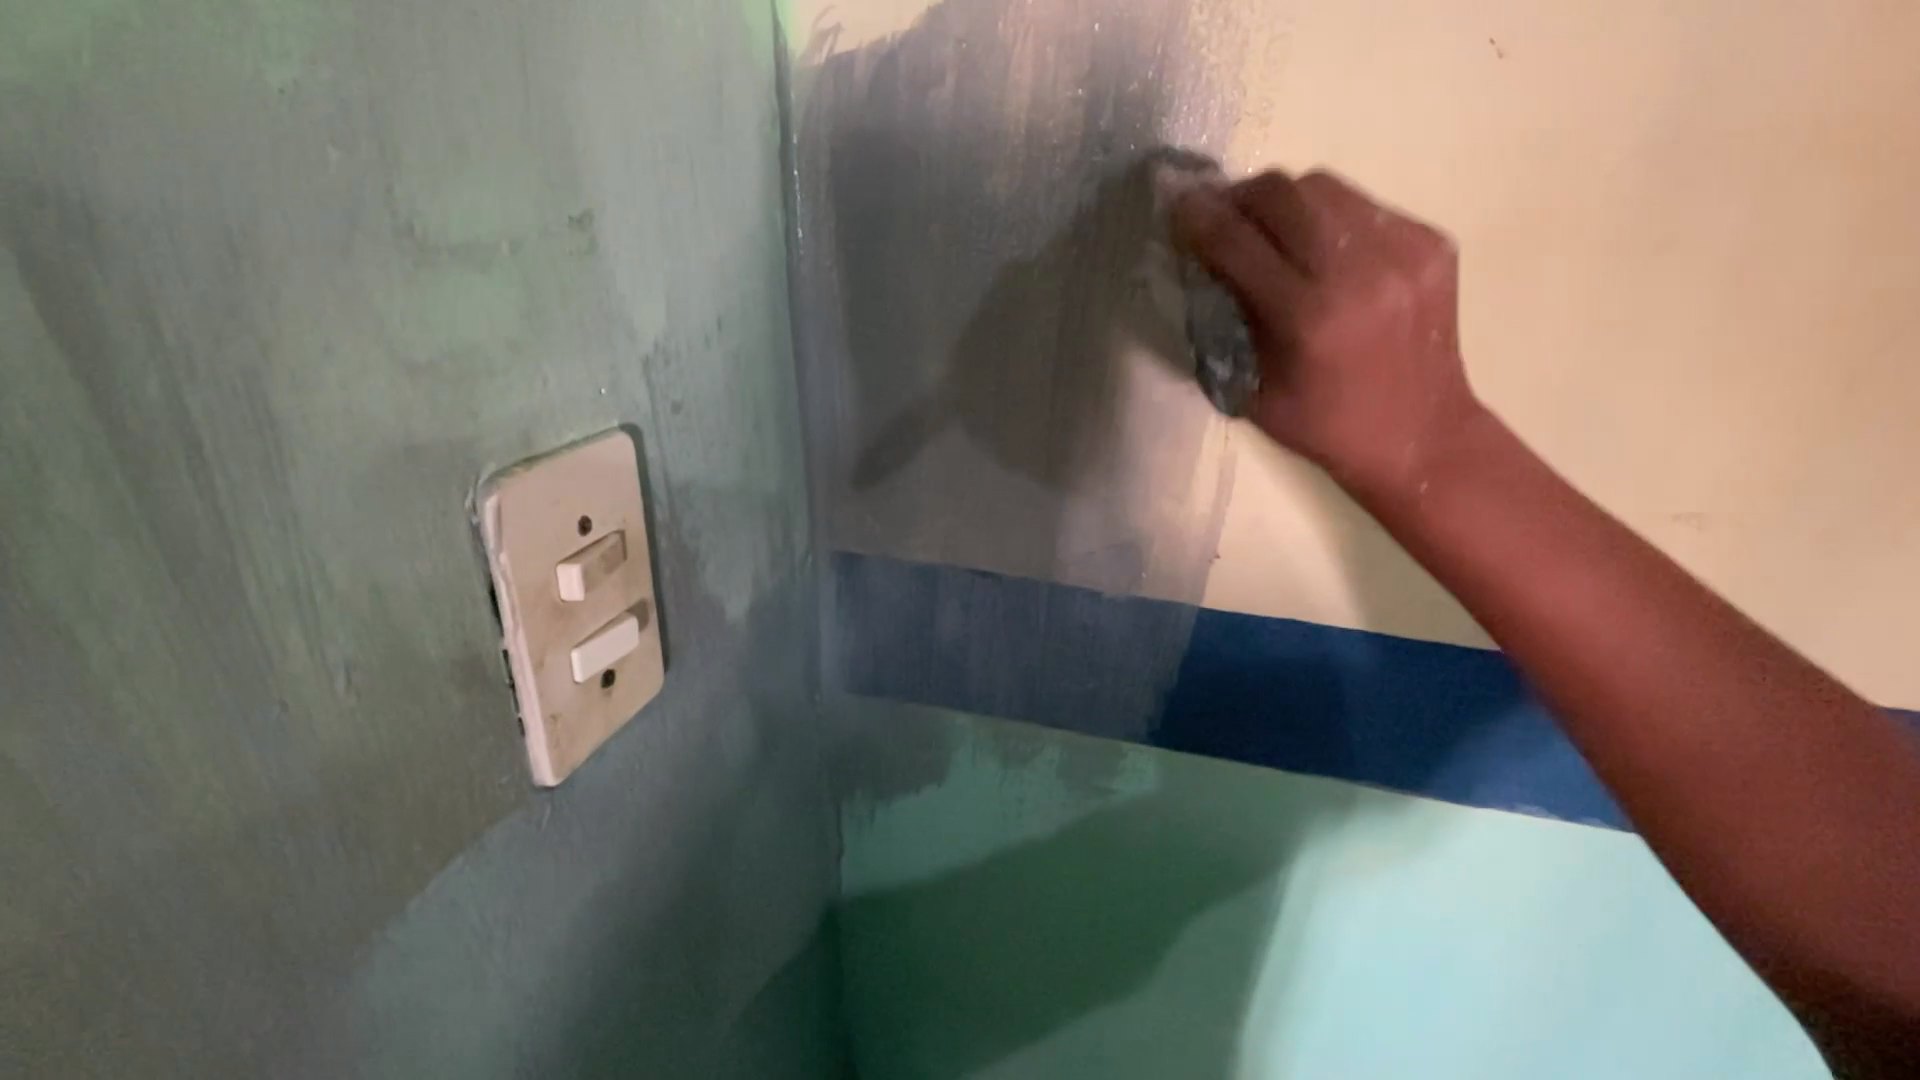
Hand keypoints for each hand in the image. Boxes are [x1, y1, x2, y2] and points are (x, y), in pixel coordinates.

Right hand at [1173, 169, 1484, 501]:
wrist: (1420, 434)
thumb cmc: (1322, 426)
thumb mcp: (1252, 389)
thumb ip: (1226, 322)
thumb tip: (1202, 260)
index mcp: (1308, 319)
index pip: (1238, 243)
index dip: (1199, 218)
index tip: (1178, 207)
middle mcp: (1359, 272)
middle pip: (1282, 194)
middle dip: (1241, 200)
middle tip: (1225, 218)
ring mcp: (1403, 250)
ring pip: (1322, 187)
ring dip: (1285, 204)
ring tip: (1273, 232)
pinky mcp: (1431, 242)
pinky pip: (1362, 204)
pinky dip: (1329, 219)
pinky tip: (1323, 253)